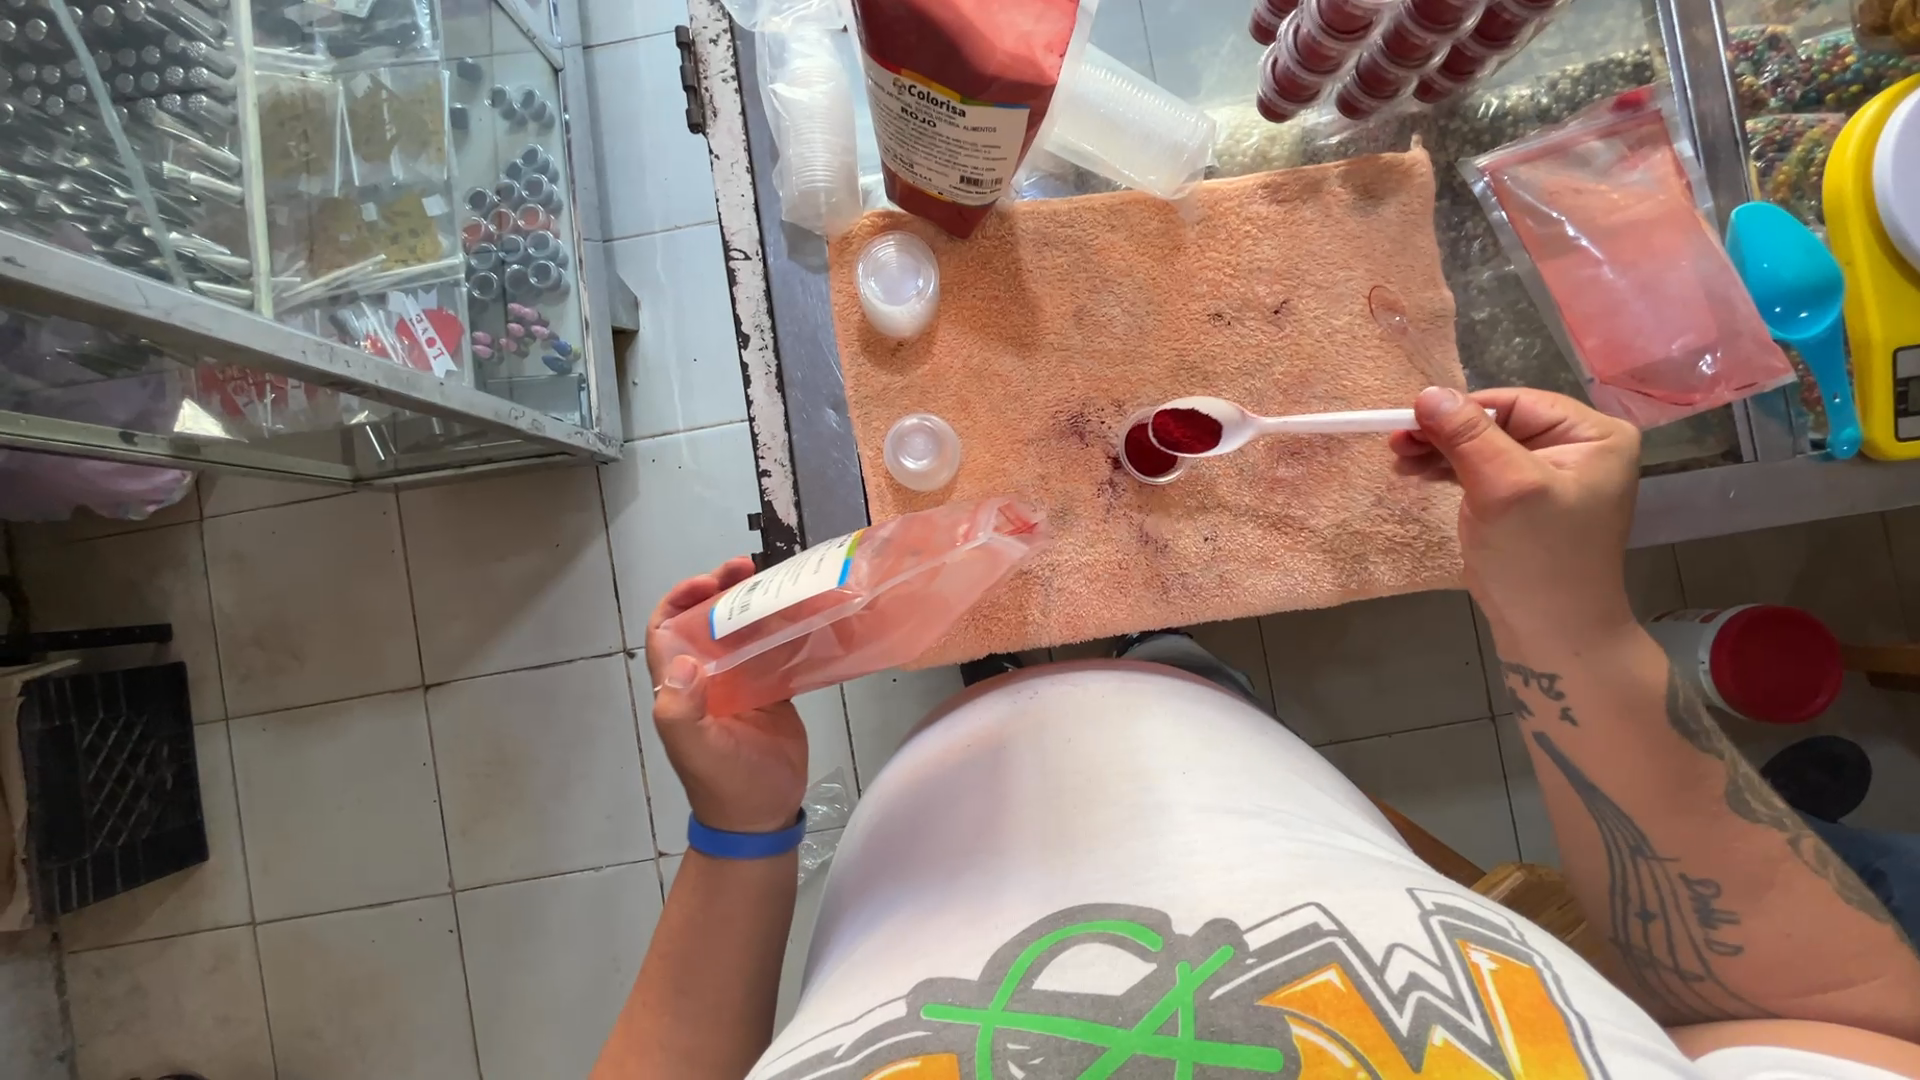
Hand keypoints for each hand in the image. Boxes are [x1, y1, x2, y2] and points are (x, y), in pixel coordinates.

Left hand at [646, 558, 807, 833]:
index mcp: (682, 686)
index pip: (666, 630)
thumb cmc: (726, 784)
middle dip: (724, 589)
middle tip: (750, 567)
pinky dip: (785, 627)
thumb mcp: (698, 752)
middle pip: (708, 620)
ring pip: (743, 630)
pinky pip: (775, 648)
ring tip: (782, 581)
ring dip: (757, 603)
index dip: (680, 599)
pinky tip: (805, 612)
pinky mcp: (772, 690)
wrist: (761, 816)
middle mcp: (708, 677)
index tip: (709, 581)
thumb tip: (684, 663)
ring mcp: (741, 682)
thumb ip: (681, 712)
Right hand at [1388, 386, 1641, 642]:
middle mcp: (1574, 447)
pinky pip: (1478, 469)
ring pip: (1480, 446)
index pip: (1513, 403)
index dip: (1458, 411)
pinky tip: (1416, 472)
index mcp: (1591, 434)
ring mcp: (1545, 475)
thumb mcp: (1502, 488)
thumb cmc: (1536, 555)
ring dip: (1436, 450)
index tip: (1406, 424)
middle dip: (1442, 432)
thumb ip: (1467, 436)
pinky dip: (1445, 469)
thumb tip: (1427, 393)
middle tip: (1393, 443)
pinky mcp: (1519, 499)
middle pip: (1494, 423)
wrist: (1549, 627)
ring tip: (1398, 459)